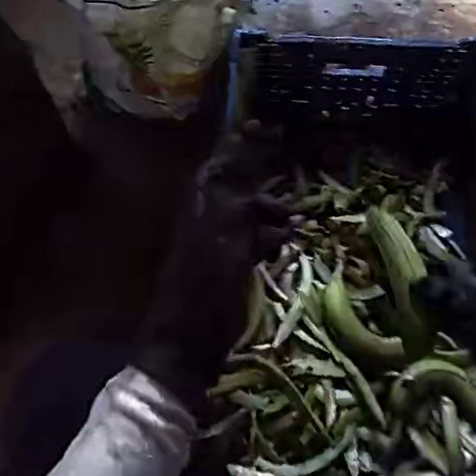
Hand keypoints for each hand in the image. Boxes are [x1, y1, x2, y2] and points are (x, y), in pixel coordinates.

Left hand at [133, 126, 285, 410]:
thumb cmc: (203, 304)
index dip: (240, 146)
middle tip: (278, 141)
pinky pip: (249, 236)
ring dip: (267, 204)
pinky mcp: (222, 267)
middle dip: (254, 162)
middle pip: (231, 183)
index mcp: (202, 215)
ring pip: (243, 209)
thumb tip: (260, 199)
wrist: (183, 350)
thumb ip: (241, 224)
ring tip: (292, 215)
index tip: (262, 125)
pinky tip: (285, 239)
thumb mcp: (225, 257)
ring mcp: (212, 245)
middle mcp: (205, 222)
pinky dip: (268, 232)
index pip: (221, 170)